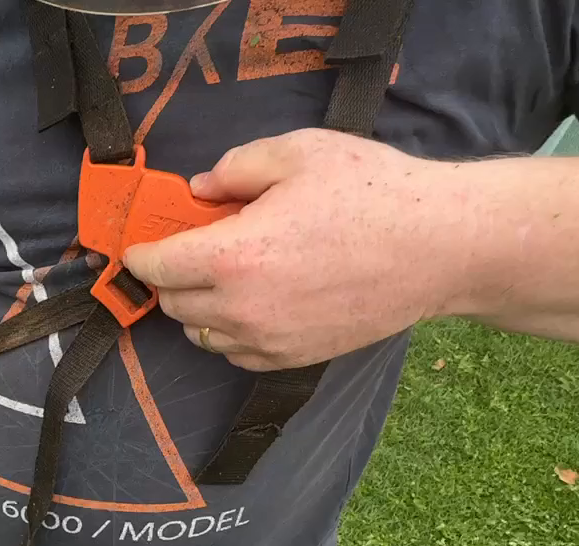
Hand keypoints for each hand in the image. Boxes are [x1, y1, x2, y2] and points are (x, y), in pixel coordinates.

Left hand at [123, 129, 483, 370]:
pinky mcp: (283, 359)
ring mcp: (260, 339)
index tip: (137, 249)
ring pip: (196, 333)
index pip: (156, 266)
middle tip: (191, 254)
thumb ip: (238, 167)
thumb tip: (199, 189)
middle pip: (172, 302)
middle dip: (171, 278)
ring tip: (227, 279)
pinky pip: (230, 352)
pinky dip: (227, 332)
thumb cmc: (375, 192)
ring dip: (198, 307)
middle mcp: (238, 307)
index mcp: (233, 255)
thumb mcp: (303, 153)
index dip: (140, 255)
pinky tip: (254, 305)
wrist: (440, 248)